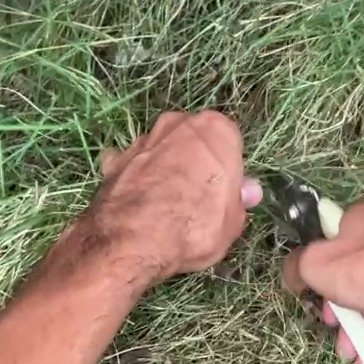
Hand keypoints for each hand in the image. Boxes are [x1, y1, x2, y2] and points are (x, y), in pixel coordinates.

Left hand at [79, 111, 262, 286]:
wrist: (135, 239)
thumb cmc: (195, 228)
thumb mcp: (231, 223)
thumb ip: (238, 202)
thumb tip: (248, 191)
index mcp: (215, 130)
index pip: (229, 145)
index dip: (227, 173)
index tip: (223, 198)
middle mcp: (178, 123)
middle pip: (192, 144)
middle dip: (194, 166)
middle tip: (196, 204)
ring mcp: (143, 140)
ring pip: (161, 152)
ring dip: (164, 171)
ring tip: (164, 208)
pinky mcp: (114, 160)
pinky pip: (130, 167)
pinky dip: (133, 179)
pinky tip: (134, 203)